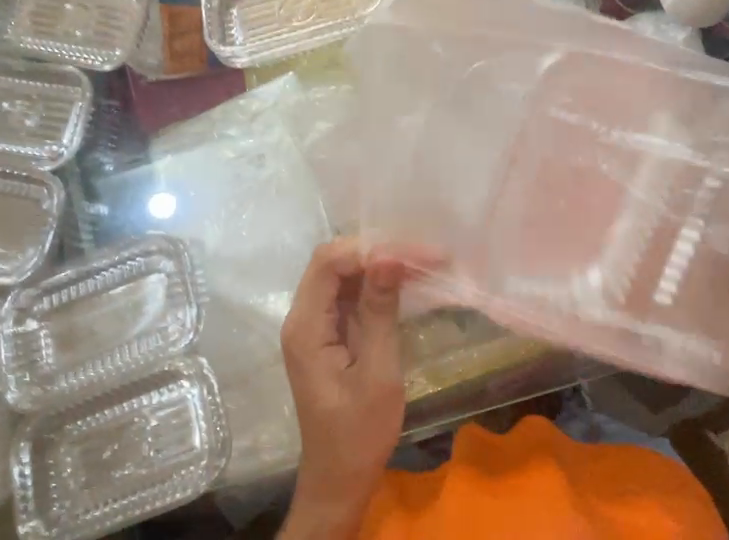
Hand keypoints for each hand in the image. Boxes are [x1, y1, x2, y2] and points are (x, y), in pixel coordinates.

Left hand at [279, 239, 407, 538]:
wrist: (339, 479)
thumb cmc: (359, 433)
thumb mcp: (378, 373)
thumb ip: (380, 312)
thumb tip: (388, 256)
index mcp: (306, 326)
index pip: (330, 262)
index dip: (371, 249)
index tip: (415, 255)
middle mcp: (302, 317)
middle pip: (334, 262)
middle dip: (379, 250)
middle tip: (426, 255)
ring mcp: (313, 325)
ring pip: (343, 275)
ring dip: (380, 265)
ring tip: (424, 263)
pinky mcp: (327, 334)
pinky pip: (348, 295)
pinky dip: (376, 285)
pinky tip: (407, 284)